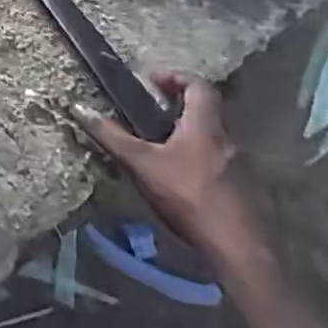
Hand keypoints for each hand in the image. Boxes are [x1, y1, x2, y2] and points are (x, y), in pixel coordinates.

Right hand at [73, 73, 252, 252]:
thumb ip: (112, 137)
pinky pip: (224, 162)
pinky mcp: (248, 191)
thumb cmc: (189, 197)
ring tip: (167, 147)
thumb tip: (79, 108)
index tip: (154, 82)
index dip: (177, 77)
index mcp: (205, 125)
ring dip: (194, 134)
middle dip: (184, 106)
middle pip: (210, 110)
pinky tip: (187, 179)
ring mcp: (243, 166)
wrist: (238, 250)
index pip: (199, 85)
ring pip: (217, 138)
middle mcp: (228, 139)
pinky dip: (205, 160)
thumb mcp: (142, 165)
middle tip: (156, 112)